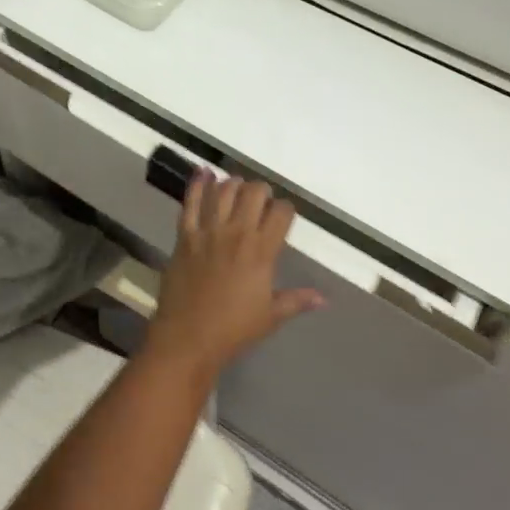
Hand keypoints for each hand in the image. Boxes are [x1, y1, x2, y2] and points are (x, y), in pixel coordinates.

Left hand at [144, 173, 324, 379]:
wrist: (188, 337)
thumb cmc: (234, 329)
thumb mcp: (271, 316)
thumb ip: (297, 300)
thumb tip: (324, 298)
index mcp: (262, 251)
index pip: (281, 213)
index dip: (285, 209)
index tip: (283, 214)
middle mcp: (237, 233)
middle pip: (253, 193)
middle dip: (261, 190)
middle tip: (260, 199)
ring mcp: (208, 231)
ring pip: (223, 191)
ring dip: (233, 184)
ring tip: (237, 187)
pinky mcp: (185, 236)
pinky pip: (190, 203)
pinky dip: (197, 185)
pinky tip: (203, 173)